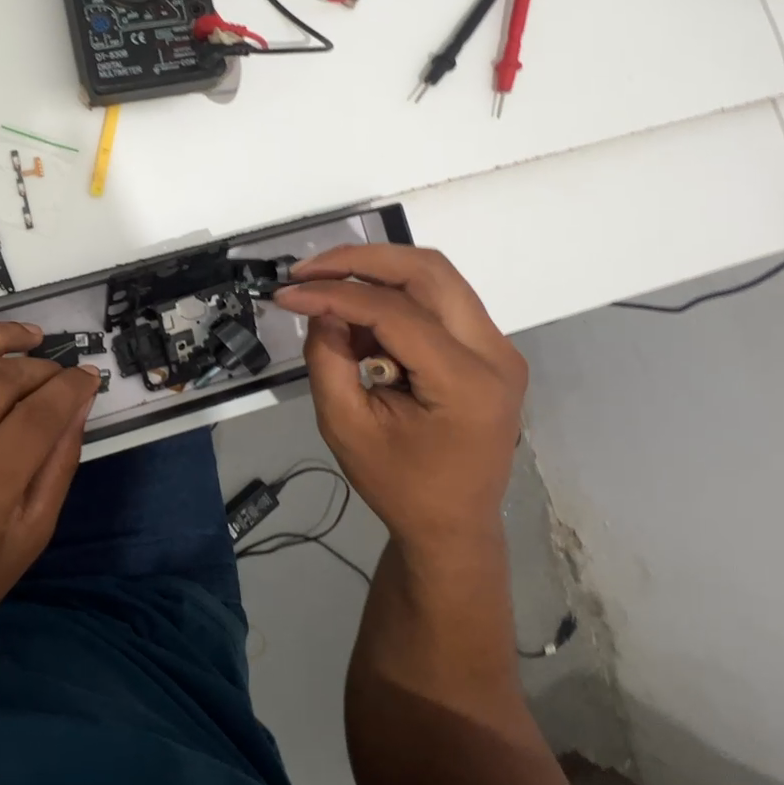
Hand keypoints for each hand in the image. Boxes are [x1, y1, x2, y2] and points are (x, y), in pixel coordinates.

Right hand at [273, 245, 526, 552]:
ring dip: (377, 273)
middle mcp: (495, 353)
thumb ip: (328, 360)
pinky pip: (438, 301)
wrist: (452, 525)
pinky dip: (393, 297)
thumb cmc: (398, 484)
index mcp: (466, 382)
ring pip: (436, 277)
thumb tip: (319, 307)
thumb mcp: (346, 426)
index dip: (334, 293)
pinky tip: (357, 319)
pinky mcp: (488, 350)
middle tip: (308, 270)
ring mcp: (498, 349)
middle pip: (428, 271)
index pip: (395, 311)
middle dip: (361, 260)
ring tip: (326, 290)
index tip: (285, 295)